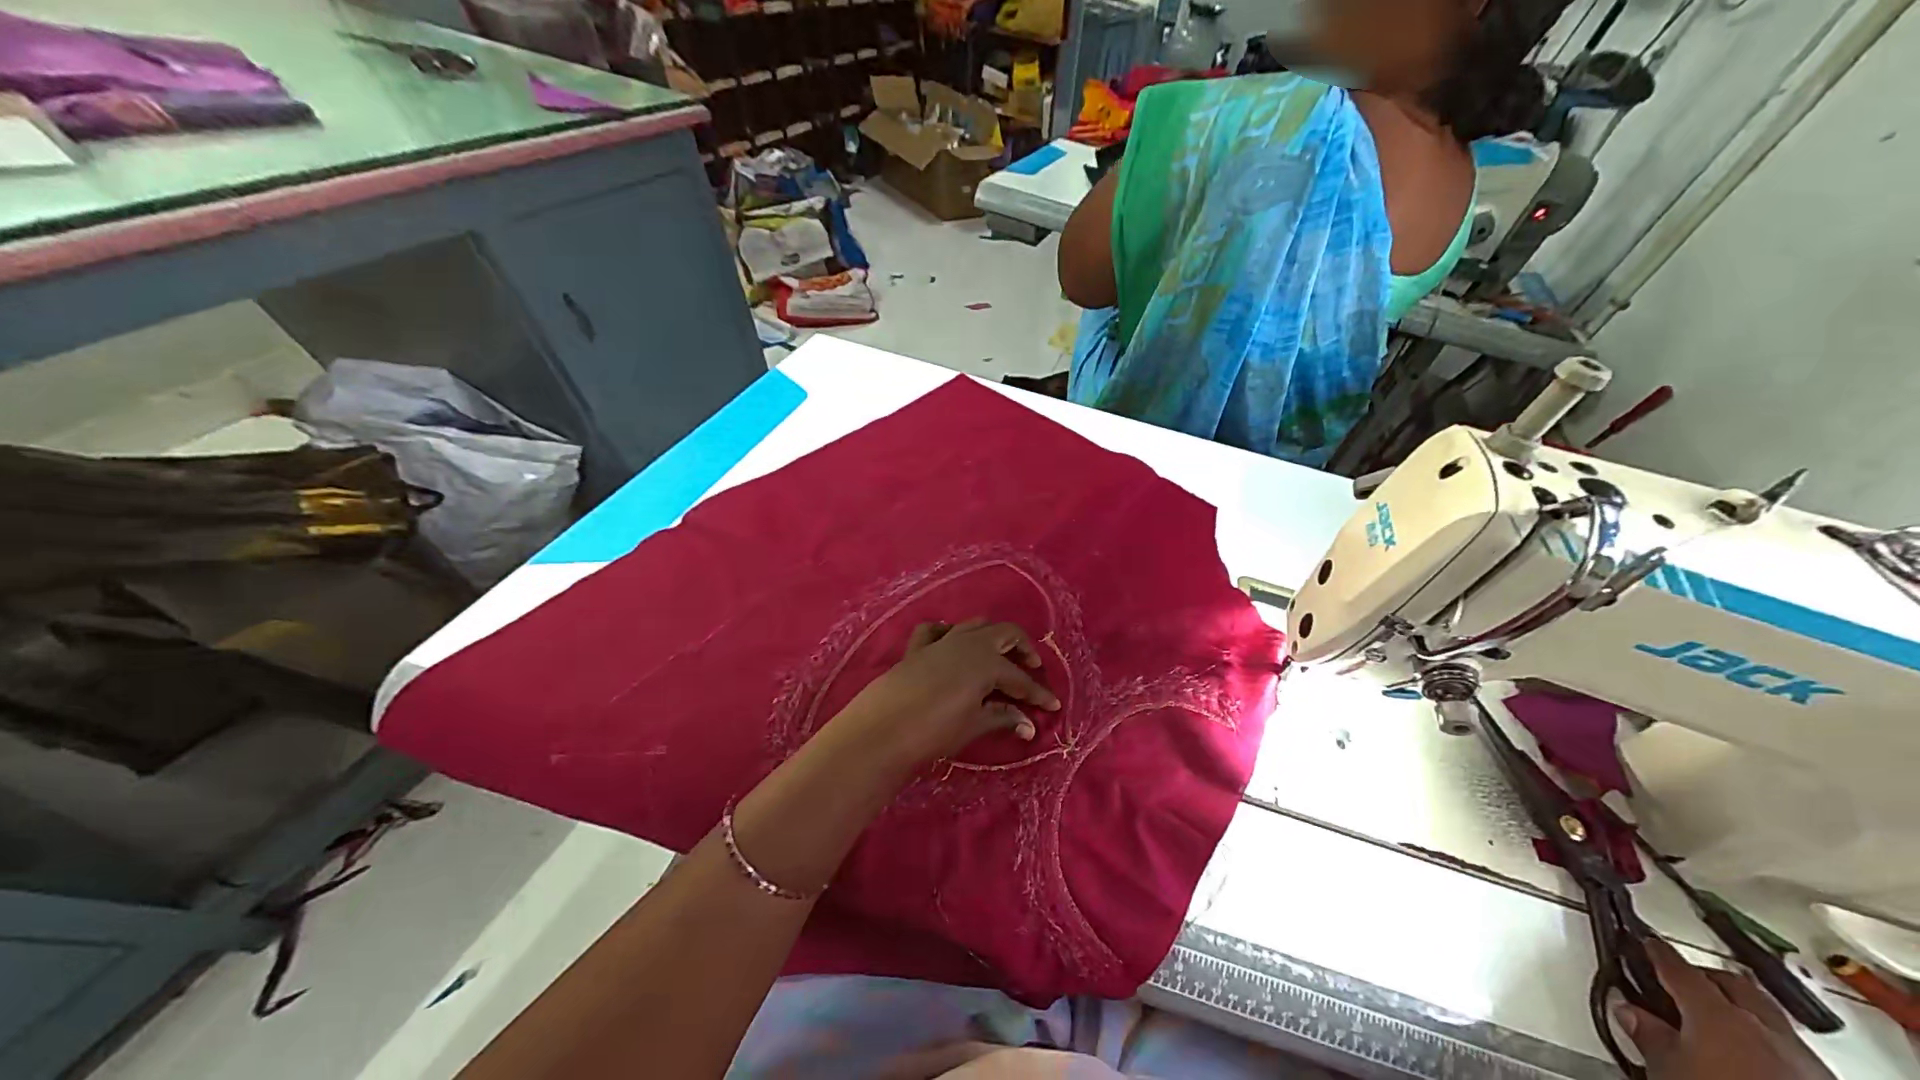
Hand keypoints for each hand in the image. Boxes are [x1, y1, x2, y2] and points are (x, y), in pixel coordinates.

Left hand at [826, 618, 1061, 768]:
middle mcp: (966, 643)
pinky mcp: (915, 650)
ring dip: (991, 638)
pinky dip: (947, 633)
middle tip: (1032, 670)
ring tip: (1000, 658)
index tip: (1054, 707)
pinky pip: (935, 631)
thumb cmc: (935, 730)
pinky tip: (951, 645)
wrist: (882, 730)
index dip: (1038, 694)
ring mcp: (939, 643)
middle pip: (1004, 633)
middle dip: (1022, 649)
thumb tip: (1029, 725)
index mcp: (986, 661)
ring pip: (973, 626)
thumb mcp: (974, 725)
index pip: (1021, 678)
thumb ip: (1002, 717)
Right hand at [1618, 940, 1836, 1079]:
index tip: (1650, 945)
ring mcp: (1801, 1057)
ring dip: (1741, 1011)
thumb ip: (1648, 1034)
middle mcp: (1762, 1026)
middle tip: (1681, 980)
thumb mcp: (1667, 1068)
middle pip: (1733, 984)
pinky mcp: (1822, 1079)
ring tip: (1718, 1022)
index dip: (1659, 954)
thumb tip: (1632, 1014)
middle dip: (1706, 977)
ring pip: (1766, 1015)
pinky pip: (1790, 1047)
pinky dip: (1766, 1042)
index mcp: (1717, 1014)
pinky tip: (1753, 1058)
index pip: (1679, 969)